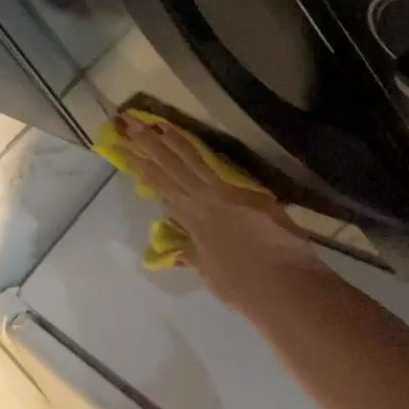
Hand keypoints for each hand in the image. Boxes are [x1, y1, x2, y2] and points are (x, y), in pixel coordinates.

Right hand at [116, 114, 328, 314]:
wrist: (288, 288)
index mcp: (190, 216)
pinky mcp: (254, 195)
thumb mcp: (209, 271)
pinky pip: (223, 171)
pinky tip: (202, 154)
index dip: (137, 162)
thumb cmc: (243, 288)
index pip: (158, 182)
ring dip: (175, 140)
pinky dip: (207, 159)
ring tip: (160, 123)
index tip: (120, 145)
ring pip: (196, 159)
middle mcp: (204, 197)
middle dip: (147, 140)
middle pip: (171, 163)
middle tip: (128, 120)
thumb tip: (181, 250)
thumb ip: (195, 254)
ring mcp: (230, 193)